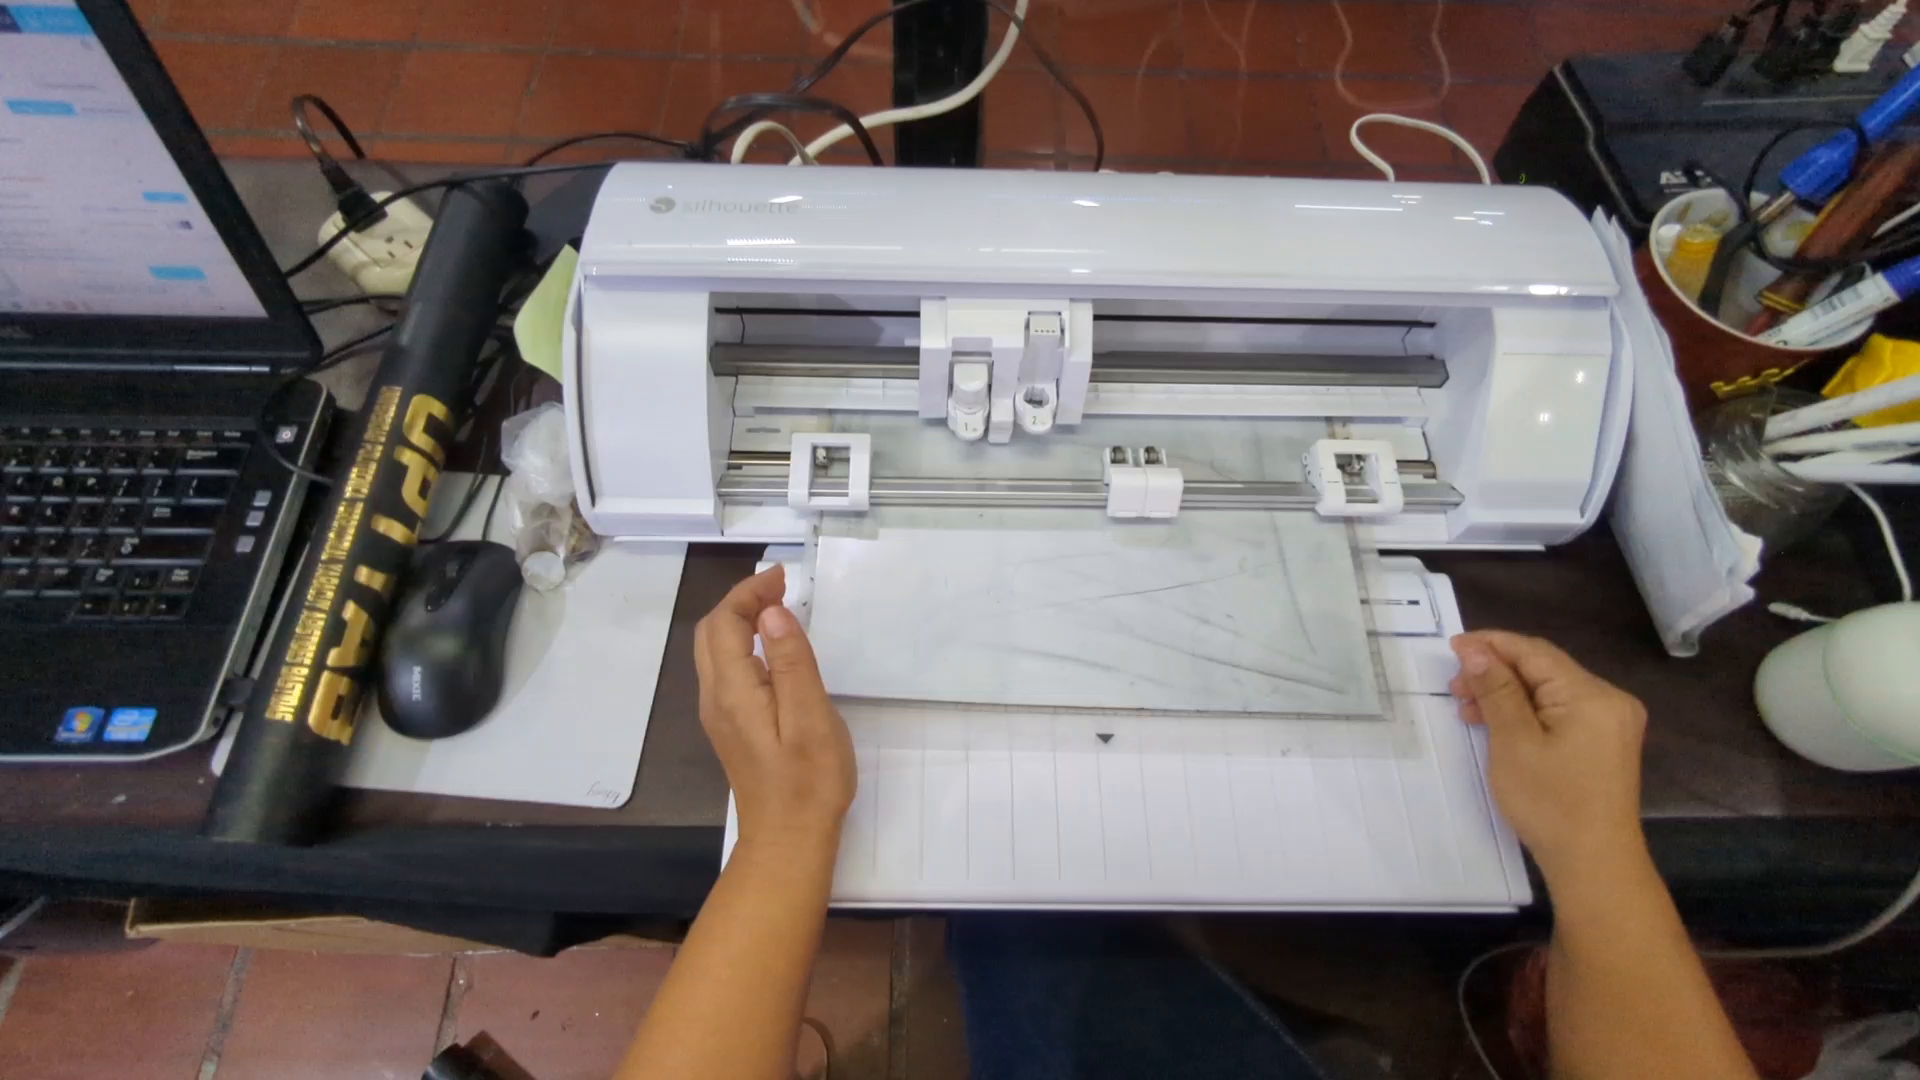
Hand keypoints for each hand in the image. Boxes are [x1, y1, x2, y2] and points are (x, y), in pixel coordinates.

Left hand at [693, 566, 855, 855]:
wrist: (789, 841)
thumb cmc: (808, 780)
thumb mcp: (810, 717)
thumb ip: (791, 661)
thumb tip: (771, 612)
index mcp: (732, 691)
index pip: (724, 623)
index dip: (749, 592)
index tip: (783, 577)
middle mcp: (715, 699)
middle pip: (711, 633)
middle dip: (740, 600)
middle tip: (781, 587)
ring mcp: (720, 715)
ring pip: (715, 651)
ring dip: (739, 620)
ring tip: (778, 608)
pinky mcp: (732, 727)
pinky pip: (726, 670)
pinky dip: (743, 643)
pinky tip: (772, 649)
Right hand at [1449, 630, 1648, 883]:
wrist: (1592, 860)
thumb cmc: (1549, 800)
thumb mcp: (1513, 740)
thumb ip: (1495, 689)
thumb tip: (1473, 648)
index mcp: (1592, 696)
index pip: (1534, 652)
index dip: (1490, 644)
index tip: (1450, 647)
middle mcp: (1608, 700)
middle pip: (1541, 667)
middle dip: (1494, 670)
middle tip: (1454, 687)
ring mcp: (1608, 721)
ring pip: (1545, 687)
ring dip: (1504, 691)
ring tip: (1468, 709)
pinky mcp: (1600, 739)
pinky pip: (1556, 708)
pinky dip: (1522, 708)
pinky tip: (1495, 722)